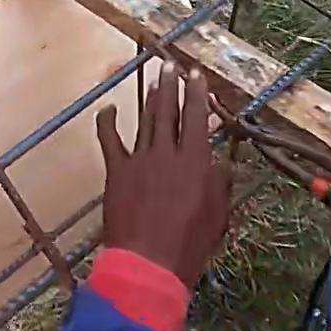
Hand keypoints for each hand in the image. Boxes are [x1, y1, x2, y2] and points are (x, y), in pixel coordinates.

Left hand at [95, 63, 230, 288]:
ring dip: (150, 98)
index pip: (197, 119)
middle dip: (171, 85)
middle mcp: (167, 153)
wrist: (147, 264)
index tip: (195, 75)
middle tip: (170, 65)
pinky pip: (109, 141)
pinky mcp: (116, 171)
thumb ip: (219, 186)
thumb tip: (224, 164)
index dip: (196, 94)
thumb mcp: (216, 217)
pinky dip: (107, 123)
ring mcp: (139, 160)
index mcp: (195, 162)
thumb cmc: (188, 245)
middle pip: (169, 112)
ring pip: (145, 120)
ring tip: (154, 78)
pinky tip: (108, 108)